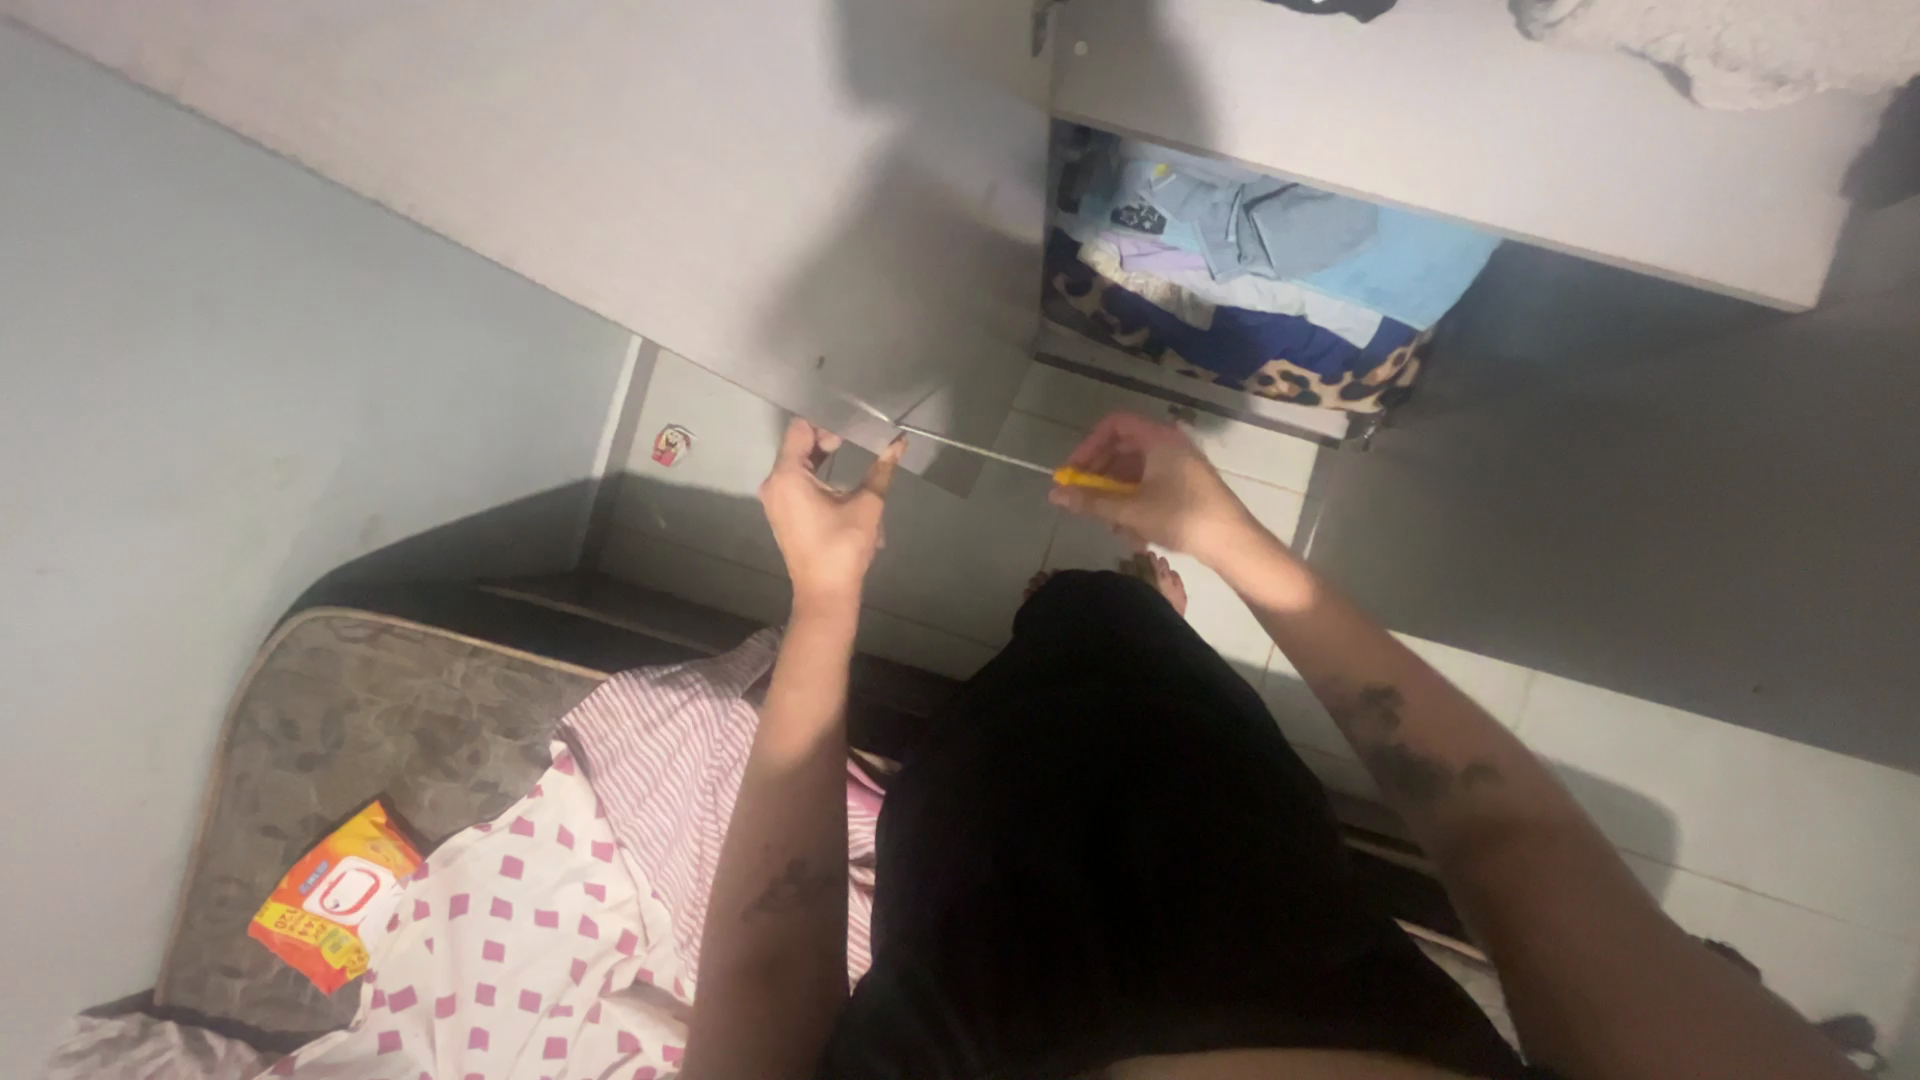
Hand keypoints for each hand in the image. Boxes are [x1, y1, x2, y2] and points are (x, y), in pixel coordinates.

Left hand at [759, 417, 903, 613]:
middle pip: (795, 445)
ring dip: (819, 457)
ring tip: (848, 457)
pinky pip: (793, 481)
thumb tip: (900, 443)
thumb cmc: (843, 547)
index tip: (850, 431)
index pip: (800, 429)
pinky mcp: (781, 513)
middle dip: (823, 439)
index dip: (824, 423)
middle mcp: (774, 483)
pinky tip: (836, 482)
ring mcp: (774, 500)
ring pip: (794, 464)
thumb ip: (882, 470)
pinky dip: (813, 475)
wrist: (825, 592)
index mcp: (788, 476)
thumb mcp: (867, 505)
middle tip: (853, 441)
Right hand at [1048, 411, 1258, 564]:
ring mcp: (1180, 463)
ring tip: (1106, 519)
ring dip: (1115, 491)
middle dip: (1098, 473)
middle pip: (1122, 447)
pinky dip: (1134, 499)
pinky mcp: (1186, 483)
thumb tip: (1054, 494)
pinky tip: (1129, 529)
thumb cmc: (1180, 517)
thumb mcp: (1129, 511)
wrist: (1231, 542)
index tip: (1073, 472)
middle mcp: (1170, 443)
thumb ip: (1090, 501)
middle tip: (1081, 496)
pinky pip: (1150, 482)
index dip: (1088, 445)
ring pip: (1135, 468)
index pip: (1114, 424)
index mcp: (1158, 438)